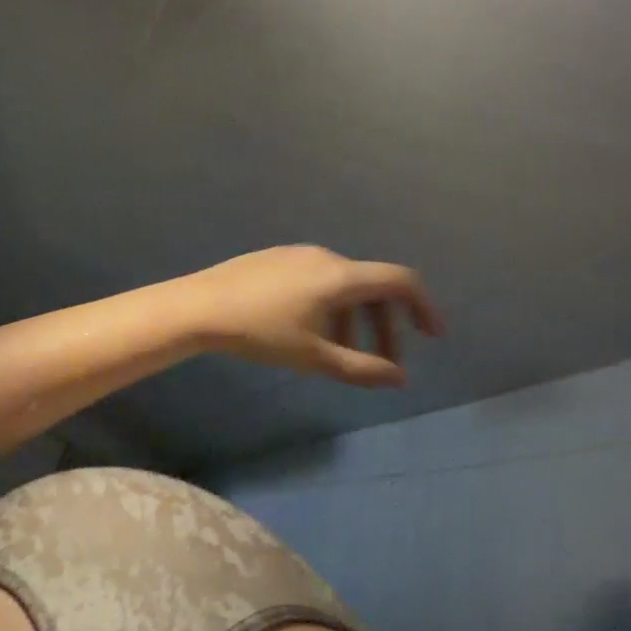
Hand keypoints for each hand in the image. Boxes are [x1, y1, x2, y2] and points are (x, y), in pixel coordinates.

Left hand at [182, 245, 444, 387]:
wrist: (198, 306)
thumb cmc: (259, 333)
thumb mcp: (314, 357)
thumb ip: (362, 368)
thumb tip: (400, 377)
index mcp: (339, 275)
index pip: (399, 280)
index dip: (423, 306)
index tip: (432, 336)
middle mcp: (322, 256)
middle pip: (369, 285)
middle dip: (383, 324)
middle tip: (385, 360)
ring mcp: (293, 254)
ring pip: (339, 284)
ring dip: (353, 318)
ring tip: (344, 353)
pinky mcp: (270, 258)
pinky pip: (314, 278)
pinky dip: (327, 304)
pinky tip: (310, 332)